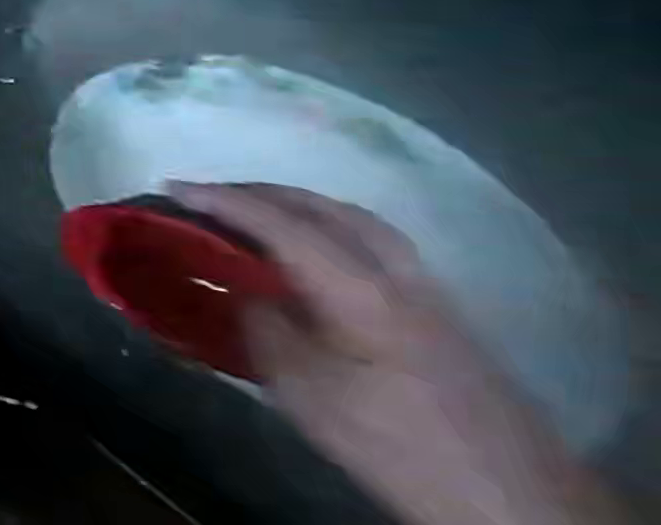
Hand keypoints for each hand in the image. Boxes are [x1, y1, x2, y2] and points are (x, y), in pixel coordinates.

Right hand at [171, 182, 622, 524]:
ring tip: (252, 211)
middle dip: (254, 192)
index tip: (169, 187)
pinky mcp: (438, 308)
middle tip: (205, 197)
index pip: (273, 219)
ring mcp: (423, 286)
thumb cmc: (385, 435)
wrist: (509, 500)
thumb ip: (259, 319)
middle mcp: (391, 269)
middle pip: (316, 205)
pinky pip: (369, 239)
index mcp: (352, 284)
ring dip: (293, 203)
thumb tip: (238, 285)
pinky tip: (309, 247)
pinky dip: (326, 224)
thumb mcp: (297, 382)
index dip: (216, 198)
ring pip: (350, 217)